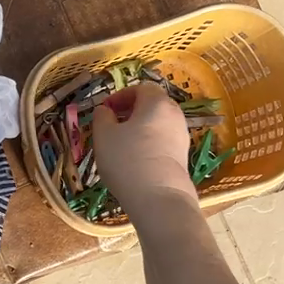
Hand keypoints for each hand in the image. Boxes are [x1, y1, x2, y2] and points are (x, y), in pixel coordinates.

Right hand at [92, 82, 201, 217]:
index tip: (105, 110)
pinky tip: (135, 160)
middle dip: (131, 111)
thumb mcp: (103, 135)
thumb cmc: (126, 159)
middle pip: (152, 104)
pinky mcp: (182, 155)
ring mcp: (181, 135)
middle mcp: (174, 114)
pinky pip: (163, 140)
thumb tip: (105, 110)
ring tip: (122, 144)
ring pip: (158, 124)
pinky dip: (149, 143)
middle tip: (112, 125)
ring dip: (140, 128)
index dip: (120, 96)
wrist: (157, 195)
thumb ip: (102, 117)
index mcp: (156, 103)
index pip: (140, 88)